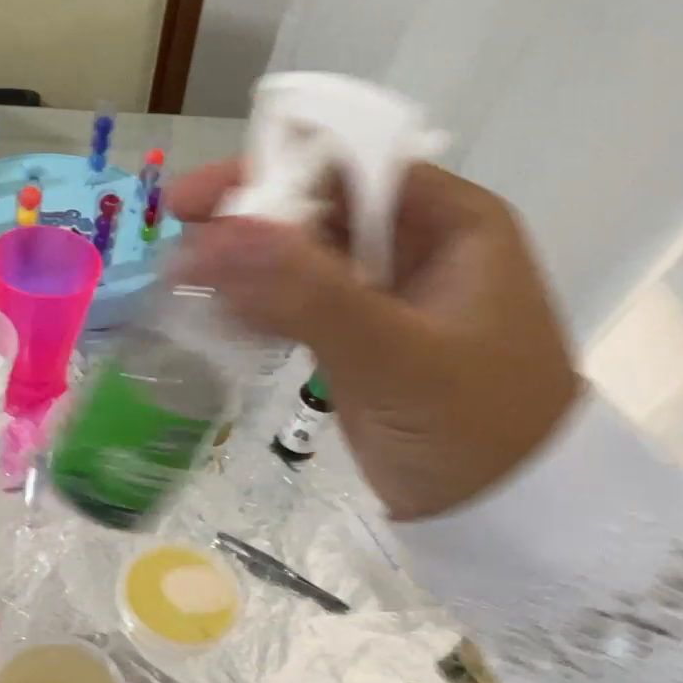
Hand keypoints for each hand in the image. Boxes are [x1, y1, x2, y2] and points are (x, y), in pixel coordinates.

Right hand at [171, 161, 582, 520]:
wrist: (503, 514)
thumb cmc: (473, 428)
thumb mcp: (396, 357)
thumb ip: (312, 295)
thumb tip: (220, 238)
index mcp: (451, 224)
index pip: (352, 167)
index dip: (272, 171)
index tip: (200, 199)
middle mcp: (419, 248)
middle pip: (320, 211)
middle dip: (249, 223)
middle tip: (179, 245)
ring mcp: (388, 299)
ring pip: (304, 263)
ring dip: (247, 268)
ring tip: (184, 282)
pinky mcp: (363, 344)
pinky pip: (303, 310)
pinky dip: (262, 310)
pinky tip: (219, 318)